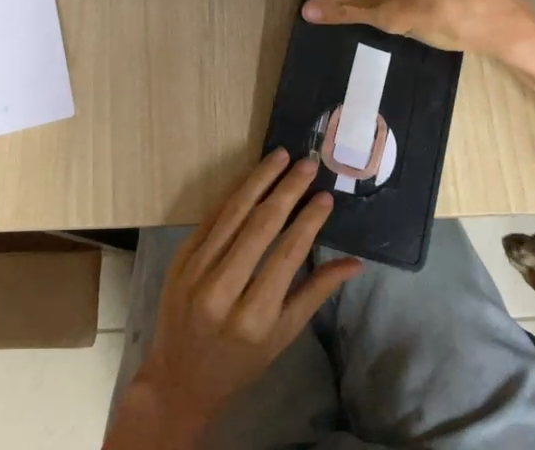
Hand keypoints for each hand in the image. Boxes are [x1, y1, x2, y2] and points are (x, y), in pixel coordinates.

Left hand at [109, 150, 362, 443]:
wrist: (179, 377)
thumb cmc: (240, 362)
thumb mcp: (283, 337)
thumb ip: (315, 294)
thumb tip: (356, 263)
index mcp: (254, 317)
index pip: (287, 255)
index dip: (308, 221)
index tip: (326, 197)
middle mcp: (222, 291)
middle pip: (259, 227)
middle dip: (286, 190)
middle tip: (308, 164)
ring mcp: (195, 272)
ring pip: (231, 214)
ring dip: (258, 180)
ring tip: (280, 157)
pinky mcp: (179, 259)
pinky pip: (210, 219)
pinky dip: (232, 195)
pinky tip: (250, 177)